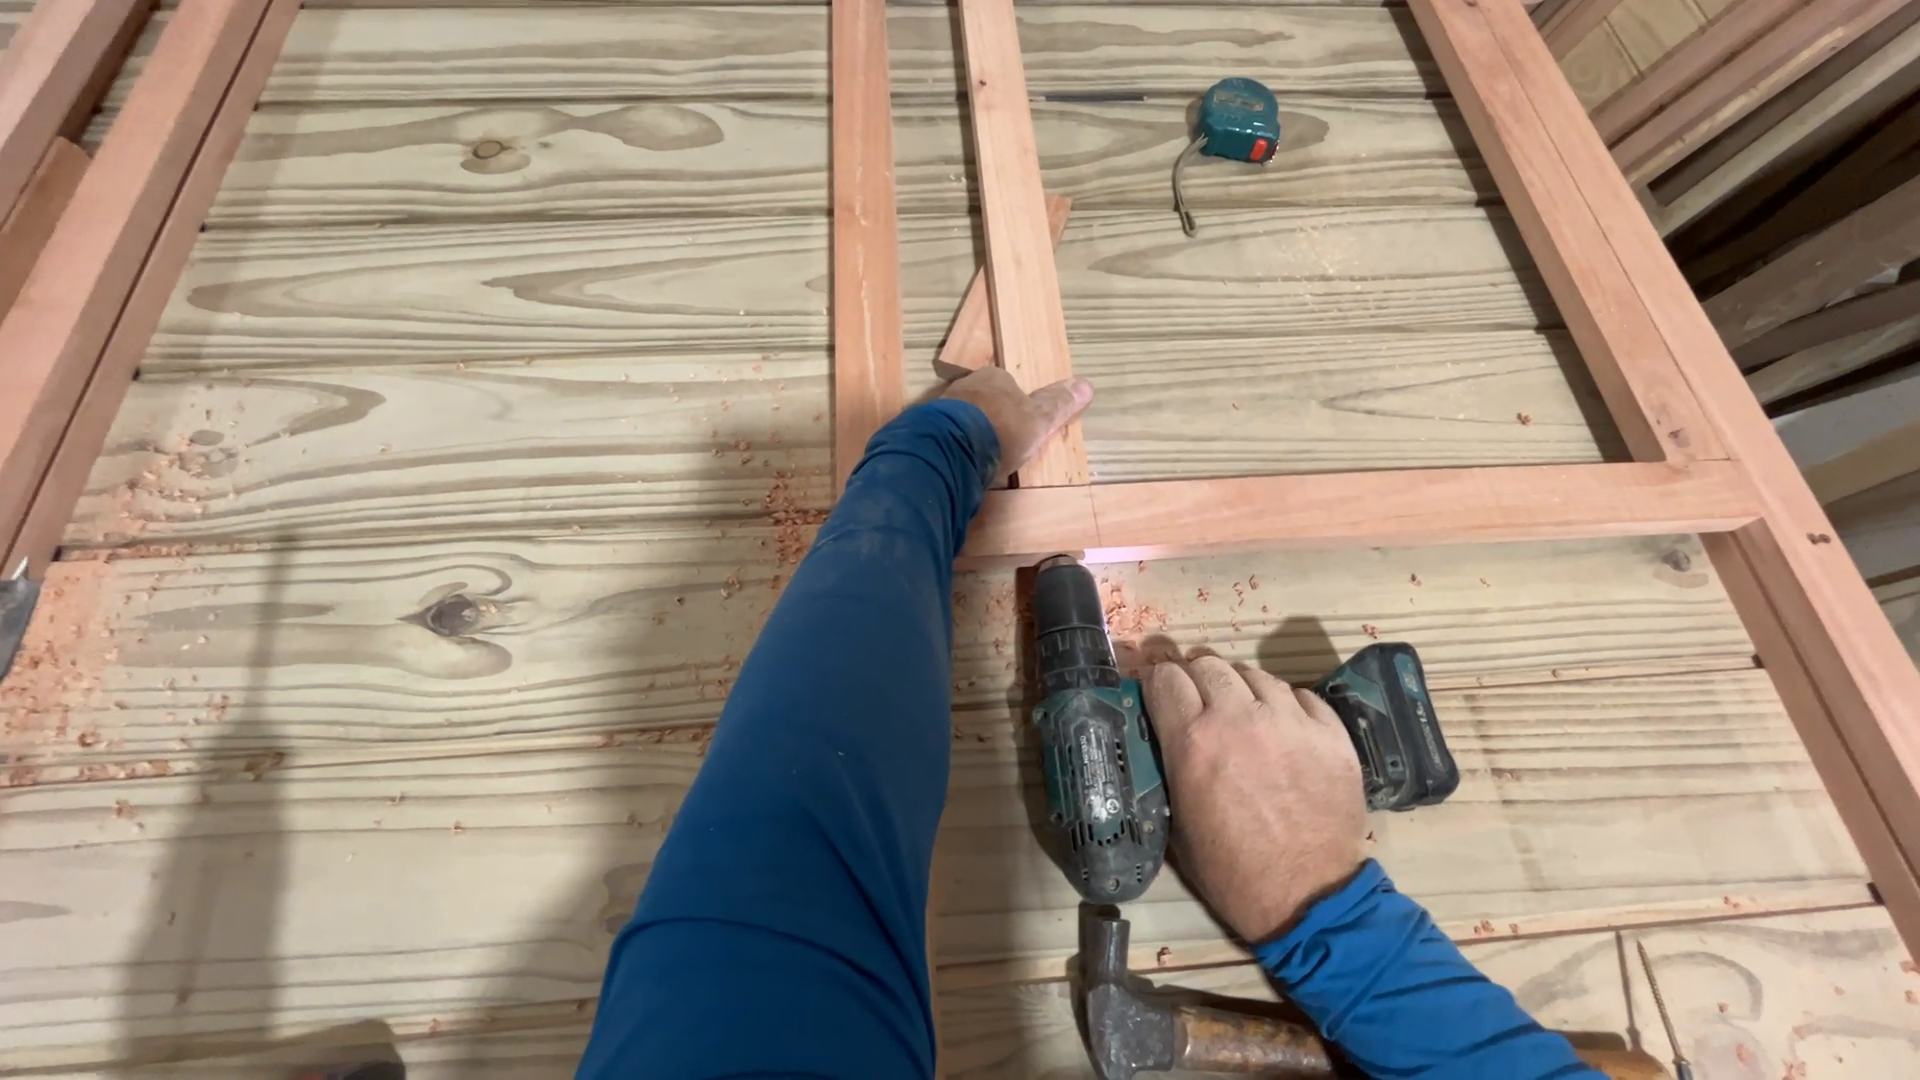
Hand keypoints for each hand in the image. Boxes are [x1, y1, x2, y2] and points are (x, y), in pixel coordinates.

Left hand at [941, 367, 1091, 483]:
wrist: (950, 449)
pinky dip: (948, 445)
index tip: (1019, 428)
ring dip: (966, 432)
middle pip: (981, 400)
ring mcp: (939, 406)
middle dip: (988, 418)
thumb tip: (1087, 384)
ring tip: (975, 457)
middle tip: (996, 444)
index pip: (1008, 385)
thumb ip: (1058, 405)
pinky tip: (954, 462)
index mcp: (994, 378)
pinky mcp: (922, 428)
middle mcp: (965, 385)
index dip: (1015, 406)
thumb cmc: (1001, 430)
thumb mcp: (1039, 421)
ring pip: (958, 417)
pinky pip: (940, 434)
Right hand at [1145, 656, 1366, 942]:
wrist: (1308, 899)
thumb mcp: (1176, 817)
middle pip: (1209, 665)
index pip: (1165, 677)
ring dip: (1241, 688)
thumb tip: (1161, 733)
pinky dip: (1285, 704)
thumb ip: (1168, 764)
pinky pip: (1301, 695)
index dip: (1158, 681)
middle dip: (1197, 677)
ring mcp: (1290, 723)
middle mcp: (1239, 718)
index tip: (1160, 693)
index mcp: (1193, 740)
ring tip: (1243, 710)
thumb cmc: (1230, 869)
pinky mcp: (1331, 735)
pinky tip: (1282, 725)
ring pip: (1255, 673)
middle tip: (1199, 700)